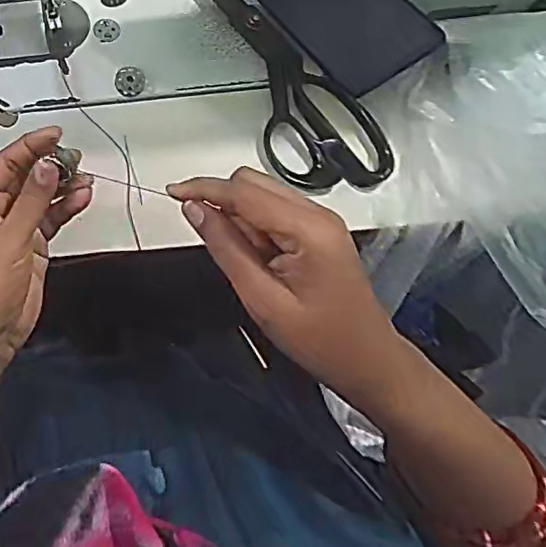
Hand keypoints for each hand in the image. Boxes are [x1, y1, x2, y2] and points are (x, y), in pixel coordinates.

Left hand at [0, 126, 91, 411]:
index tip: (54, 134)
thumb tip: (46, 166)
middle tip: (74, 156)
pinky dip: (65, 207)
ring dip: (61, 185)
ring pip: (41, 196)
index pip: (7, 162)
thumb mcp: (10, 238)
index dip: (31, 145)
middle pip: (25, 176)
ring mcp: (13, 227)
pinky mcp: (29, 245)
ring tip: (84, 175)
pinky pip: (50, 218)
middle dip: (49, 164)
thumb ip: (33, 200)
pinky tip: (81, 197)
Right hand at [168, 168, 412, 406]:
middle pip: (250, 182)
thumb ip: (225, 248)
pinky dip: (251, 222)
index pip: (243, 192)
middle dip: (221, 202)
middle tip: (210, 238)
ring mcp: (319, 220)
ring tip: (244, 259)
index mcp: (309, 230)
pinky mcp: (315, 228)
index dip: (202, 189)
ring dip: (237, 214)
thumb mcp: (262, 300)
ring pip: (258, 192)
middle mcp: (317, 215)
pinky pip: (270, 208)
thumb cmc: (325, 341)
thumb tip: (195, 210)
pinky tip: (256, 255)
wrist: (371, 364)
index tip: (174, 193)